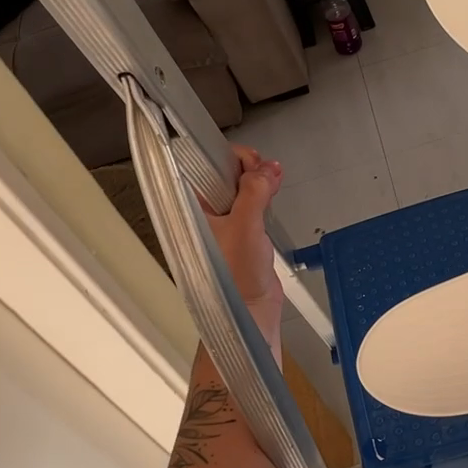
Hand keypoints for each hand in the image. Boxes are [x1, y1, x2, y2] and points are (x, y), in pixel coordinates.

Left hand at [204, 146, 285, 344]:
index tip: (249, 159)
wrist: (252, 309)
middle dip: (248, 167)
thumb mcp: (246, 226)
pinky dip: (264, 194)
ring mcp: (224, 222)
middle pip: (223, 175)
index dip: (227, 158)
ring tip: (273, 178)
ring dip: (258, 180)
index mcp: (193, 210)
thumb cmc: (237, 277)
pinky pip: (251, 203)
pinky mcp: (242, 232)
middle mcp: (205, 214)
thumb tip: (266, 170)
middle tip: (264, 169)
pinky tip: (274, 189)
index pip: (203, 168)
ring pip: (240, 188)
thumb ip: (255, 192)